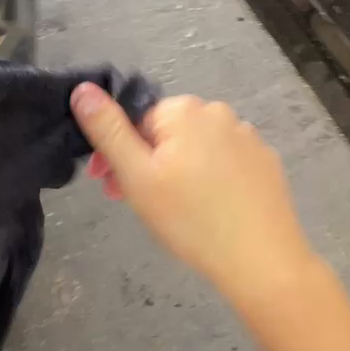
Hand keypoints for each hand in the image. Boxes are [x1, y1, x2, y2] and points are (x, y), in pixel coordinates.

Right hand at [71, 86, 317, 310]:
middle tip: (135, 202)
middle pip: (167, 132)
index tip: (108, 184)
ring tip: (173, 212)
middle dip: (145, 161)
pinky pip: (225, 163)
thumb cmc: (191, 219)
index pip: (136, 120)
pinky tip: (208, 210)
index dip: (117, 151)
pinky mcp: (266, 162)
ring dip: (176, 170)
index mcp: (183, 110)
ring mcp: (248, 137)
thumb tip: (82, 88)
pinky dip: (209, 179)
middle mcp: (218, 112)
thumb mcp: (136, 176)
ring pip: (196, 148)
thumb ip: (107, 130)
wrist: (263, 262)